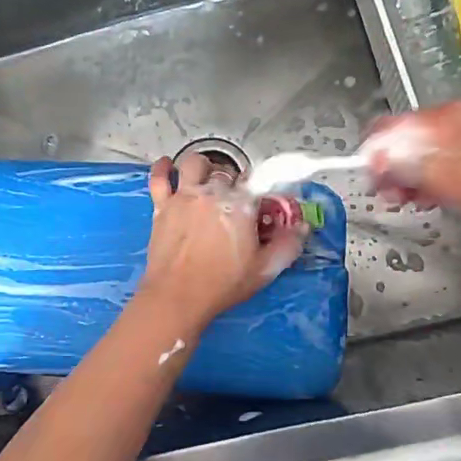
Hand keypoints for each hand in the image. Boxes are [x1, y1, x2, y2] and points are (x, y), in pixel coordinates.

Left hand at [137, 152, 306, 329]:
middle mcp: (211, 192)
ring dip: (204, 168)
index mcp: (240, 204)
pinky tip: (168, 166)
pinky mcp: (162, 206)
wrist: (177, 296)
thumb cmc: (222, 284)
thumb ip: (288, 245)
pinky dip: (163, 168)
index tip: (260, 207)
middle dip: (233, 184)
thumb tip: (302, 227)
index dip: (260, 193)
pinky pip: (159, 177)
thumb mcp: (264, 270)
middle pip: (226, 173)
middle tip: (234, 203)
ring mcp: (184, 197)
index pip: (257, 181)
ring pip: (194, 163)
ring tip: (207, 180)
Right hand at [362, 100, 460, 222]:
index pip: (392, 126)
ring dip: (414, 176)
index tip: (370, 176)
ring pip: (428, 152)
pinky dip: (437, 178)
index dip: (376, 152)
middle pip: (409, 140)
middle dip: (394, 168)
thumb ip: (404, 167)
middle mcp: (458, 119)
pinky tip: (438, 196)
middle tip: (389, 194)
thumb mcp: (445, 179)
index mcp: (445, 117)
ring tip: (413, 199)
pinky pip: (448, 161)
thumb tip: (376, 159)